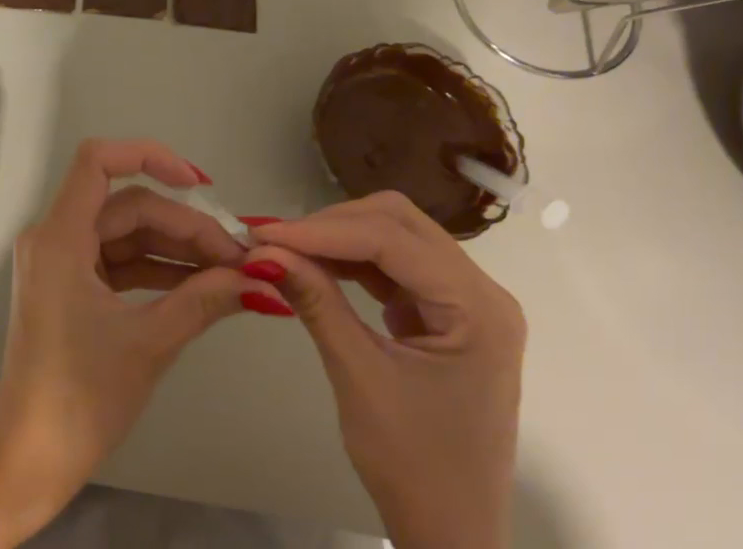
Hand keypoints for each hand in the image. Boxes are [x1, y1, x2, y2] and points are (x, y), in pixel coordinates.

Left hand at [0, 140, 284, 547]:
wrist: (31, 456)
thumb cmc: (81, 397)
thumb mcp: (149, 343)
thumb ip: (203, 301)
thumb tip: (259, 277)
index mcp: (59, 238)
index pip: (98, 161)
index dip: (150, 156)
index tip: (201, 184)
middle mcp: (54, 239)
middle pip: (125, 206)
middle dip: (184, 225)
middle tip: (240, 258)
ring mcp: (60, 265)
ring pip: (125, 235)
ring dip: (176, 250)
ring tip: (232, 274)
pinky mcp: (69, 289)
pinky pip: (118, 263)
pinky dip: (158, 271)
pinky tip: (202, 288)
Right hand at [244, 193, 525, 548]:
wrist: (451, 528)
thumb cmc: (414, 463)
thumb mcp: (359, 376)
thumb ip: (316, 303)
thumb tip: (262, 252)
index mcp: (479, 308)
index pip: (392, 241)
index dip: (322, 231)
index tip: (261, 233)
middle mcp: (481, 292)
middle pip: (399, 225)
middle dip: (331, 225)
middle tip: (270, 239)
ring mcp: (465, 303)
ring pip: (394, 239)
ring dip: (336, 239)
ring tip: (281, 250)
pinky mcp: (443, 316)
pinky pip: (393, 268)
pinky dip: (349, 262)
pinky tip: (310, 267)